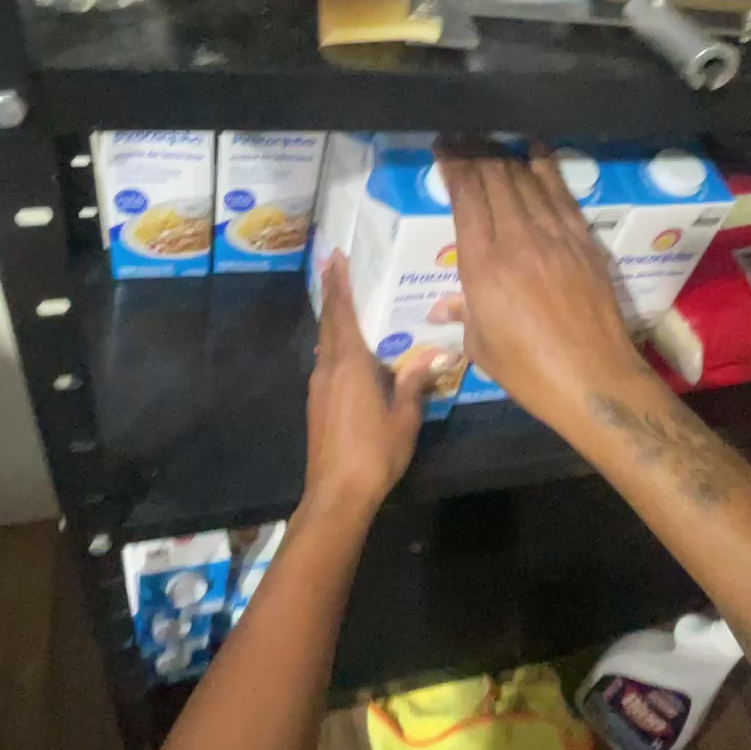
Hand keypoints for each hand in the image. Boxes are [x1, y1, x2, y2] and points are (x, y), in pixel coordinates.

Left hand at [305, 252, 438, 517]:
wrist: (336, 492)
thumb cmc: (375, 452)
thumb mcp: (404, 417)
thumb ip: (413, 382)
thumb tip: (433, 355)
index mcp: (350, 365)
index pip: (342, 314)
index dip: (339, 284)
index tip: (335, 257)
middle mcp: (328, 368)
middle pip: (329, 322)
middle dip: (333, 292)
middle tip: (336, 265)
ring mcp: (318, 386)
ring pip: (325, 341)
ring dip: (333, 318)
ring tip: (347, 301)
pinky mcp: (317, 403)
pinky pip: (326, 360)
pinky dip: (335, 342)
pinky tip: (347, 348)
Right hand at [432, 139, 647, 433]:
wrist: (594, 380)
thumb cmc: (527, 371)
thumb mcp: (480, 345)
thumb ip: (462, 313)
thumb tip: (444, 307)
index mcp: (482, 266)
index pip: (465, 196)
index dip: (452, 164)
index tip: (443, 145)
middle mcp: (517, 240)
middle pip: (494, 178)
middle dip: (474, 150)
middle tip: (461, 136)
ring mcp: (555, 237)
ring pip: (525, 179)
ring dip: (504, 154)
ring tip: (489, 139)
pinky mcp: (584, 241)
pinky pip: (561, 193)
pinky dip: (546, 167)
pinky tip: (535, 149)